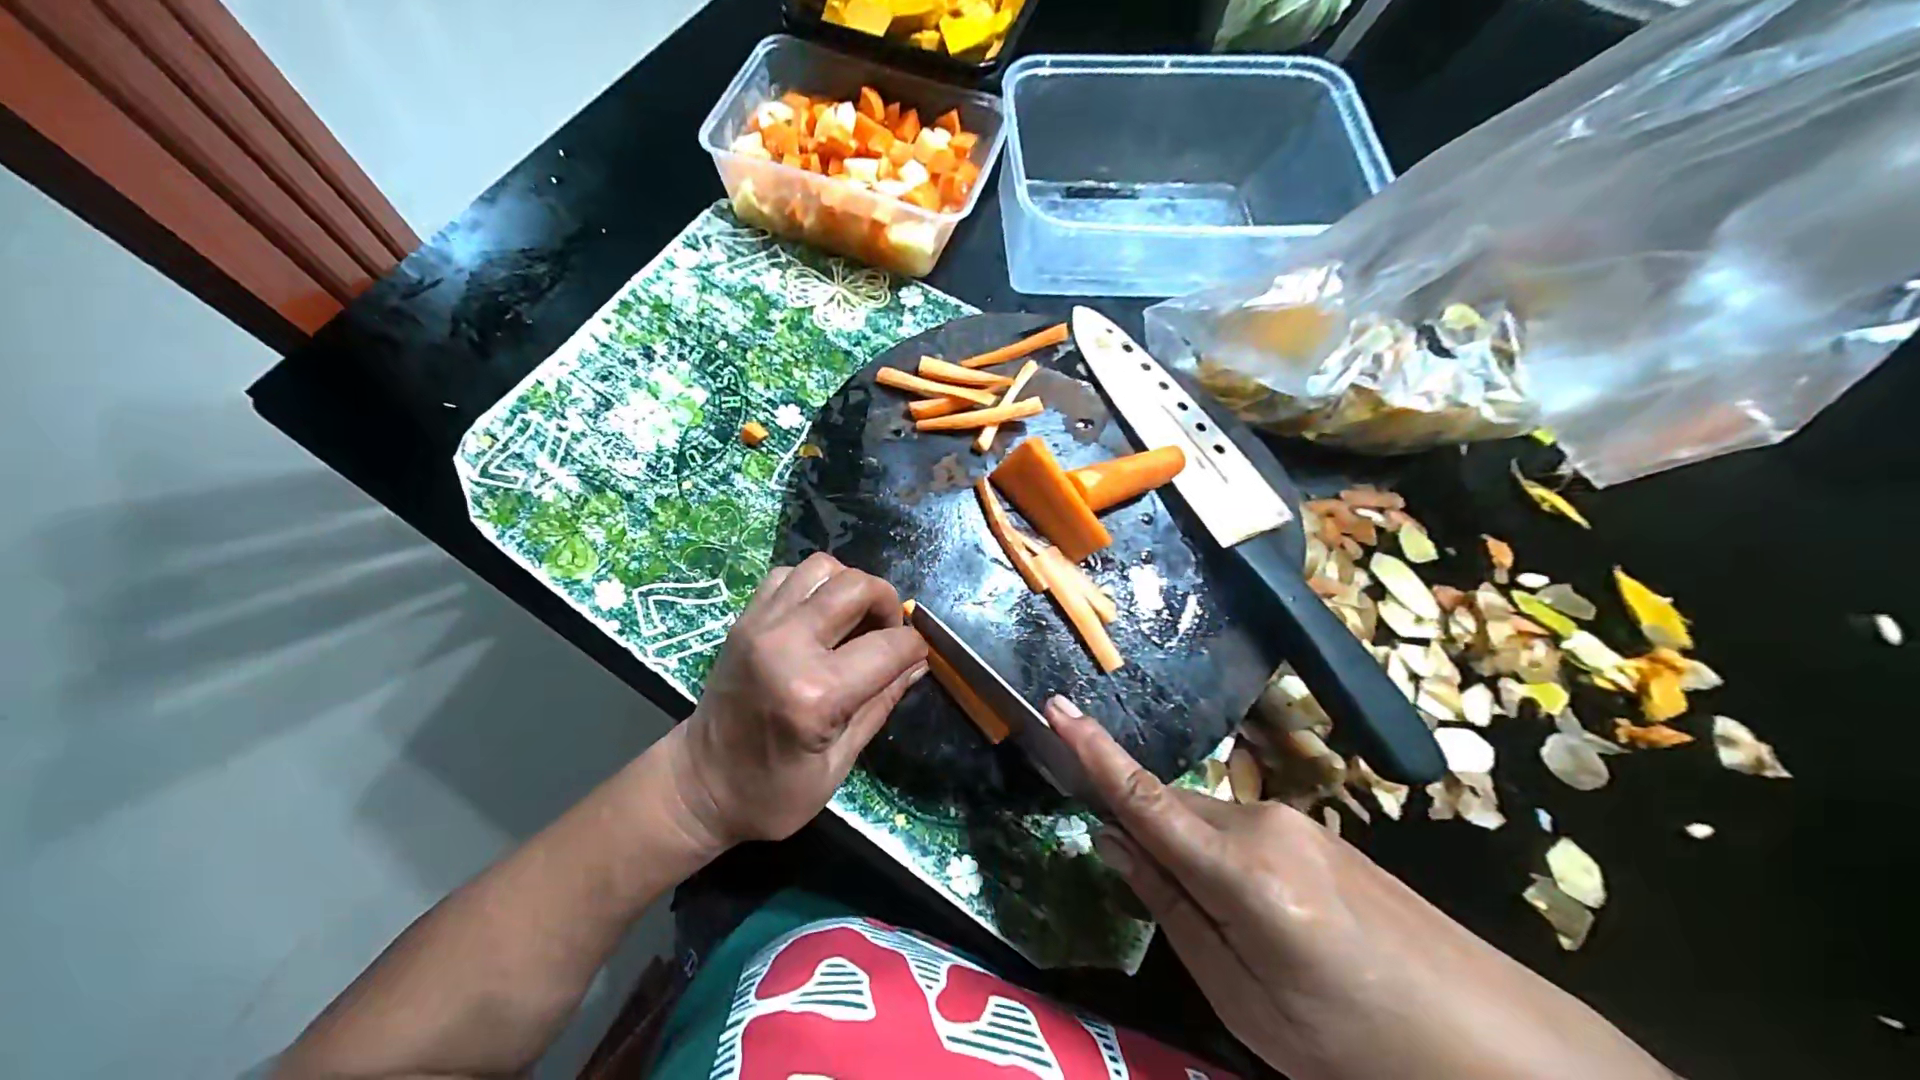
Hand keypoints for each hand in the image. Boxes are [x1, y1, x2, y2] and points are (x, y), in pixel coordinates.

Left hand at [669, 554, 926, 849]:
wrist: (698, 785)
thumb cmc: (771, 792)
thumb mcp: (839, 764)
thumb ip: (881, 704)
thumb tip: (919, 663)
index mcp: (816, 693)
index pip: (891, 646)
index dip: (915, 648)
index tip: (916, 659)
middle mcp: (787, 645)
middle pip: (858, 586)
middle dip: (888, 603)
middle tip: (886, 634)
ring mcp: (760, 625)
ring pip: (823, 567)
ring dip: (850, 587)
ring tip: (853, 621)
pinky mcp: (744, 619)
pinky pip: (789, 575)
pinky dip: (814, 586)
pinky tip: (819, 617)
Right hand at [1047, 697, 1670, 1079]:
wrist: (1500, 1049)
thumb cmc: (1356, 1046)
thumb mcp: (1245, 1000)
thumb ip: (1171, 909)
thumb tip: (1113, 842)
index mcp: (1243, 874)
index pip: (1147, 800)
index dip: (1094, 753)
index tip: (1057, 707)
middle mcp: (1267, 826)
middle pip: (1174, 810)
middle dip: (1147, 838)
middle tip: (1164, 907)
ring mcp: (1300, 822)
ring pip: (1207, 822)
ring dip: (1190, 857)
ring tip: (1232, 936)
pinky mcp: (1321, 831)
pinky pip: (1242, 830)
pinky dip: (1222, 859)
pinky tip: (1265, 920)